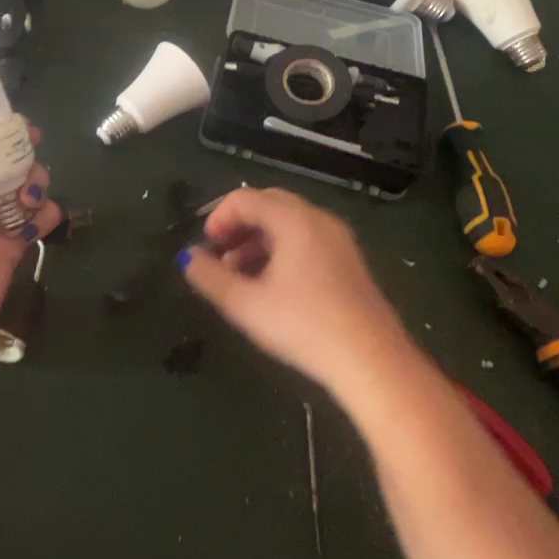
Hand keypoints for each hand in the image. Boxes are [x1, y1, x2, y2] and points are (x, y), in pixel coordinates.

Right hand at [179, 187, 412, 393]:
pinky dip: (281, 250)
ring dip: (257, 240)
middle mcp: (318, 219)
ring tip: (239, 276)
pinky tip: (271, 286)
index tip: (205, 250)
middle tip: (219, 257)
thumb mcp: (245, 304)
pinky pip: (306, 240)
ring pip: (288, 223)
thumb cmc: (303, 326)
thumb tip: (188, 258)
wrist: (371, 360)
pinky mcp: (349, 262)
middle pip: (268, 204)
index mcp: (294, 220)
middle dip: (237, 226)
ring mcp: (339, 239)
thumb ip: (210, 276)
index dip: (217, 218)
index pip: (245, 198)